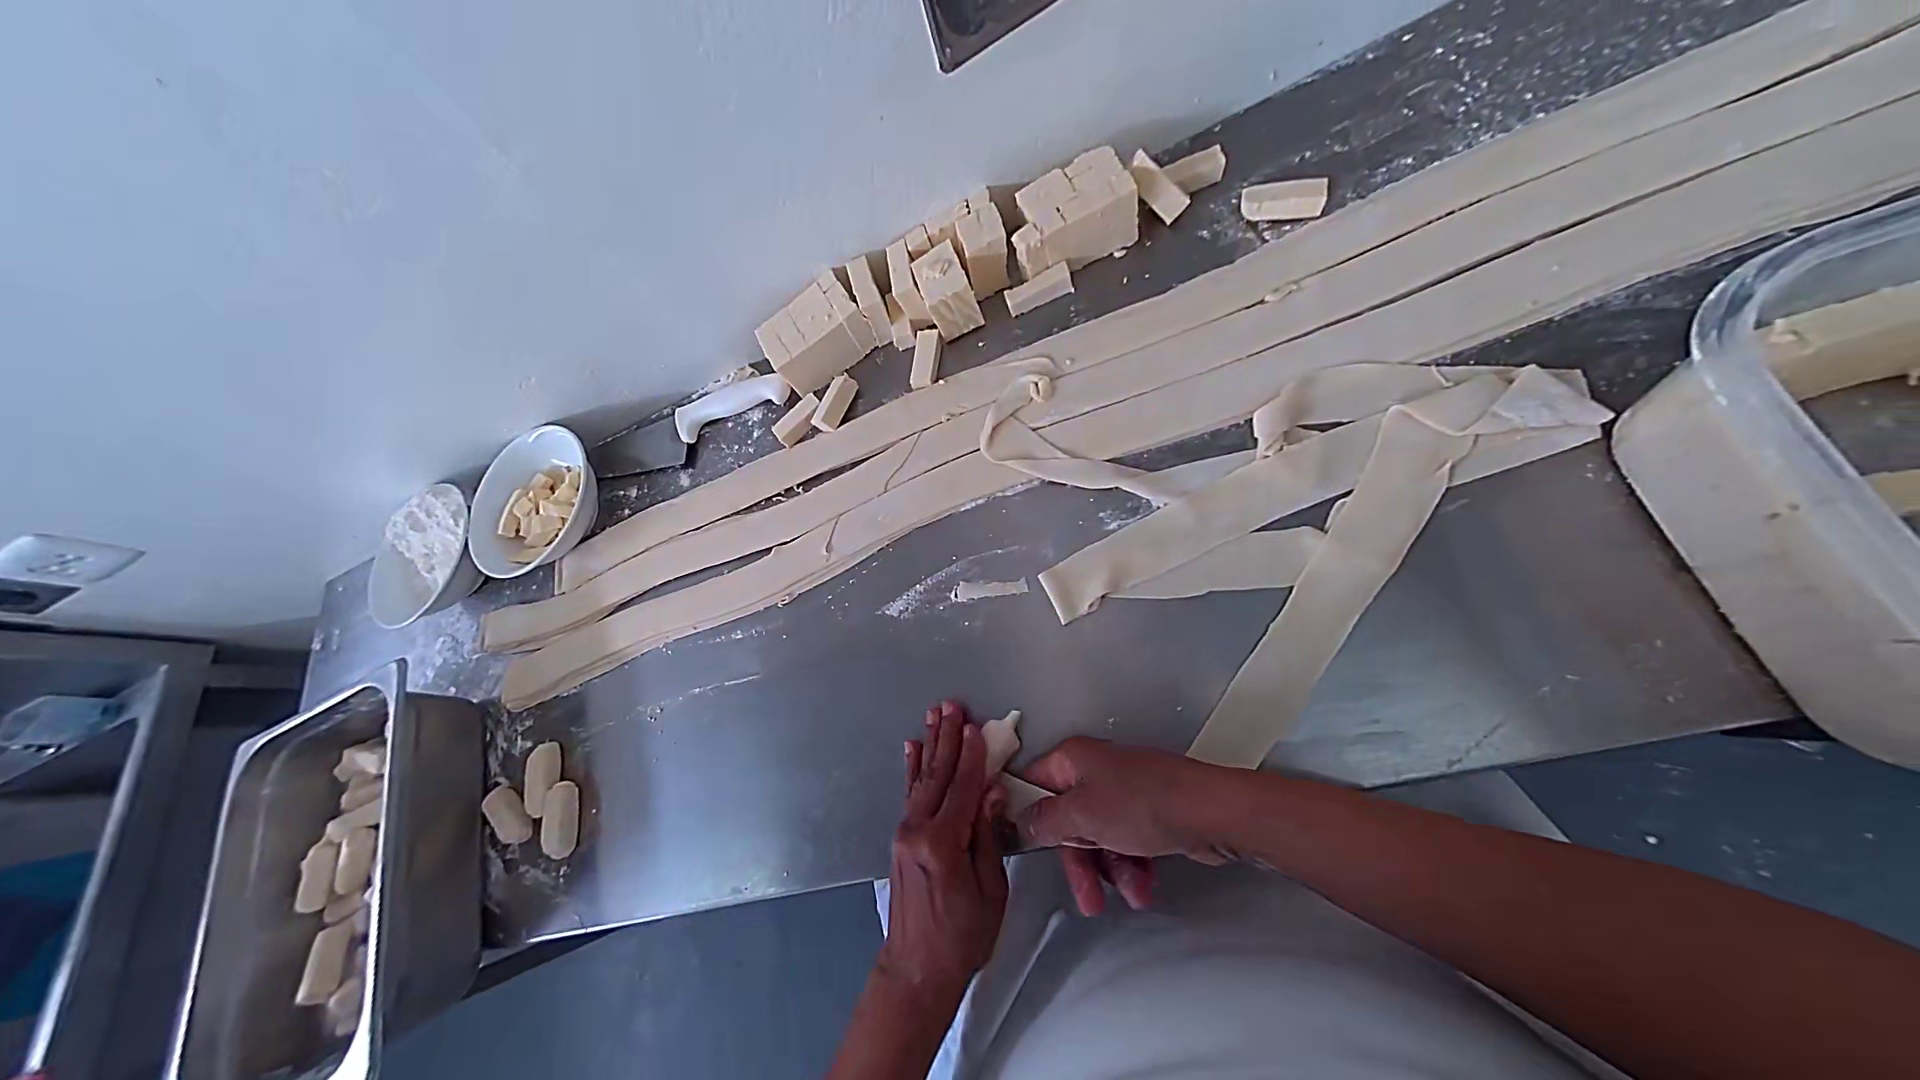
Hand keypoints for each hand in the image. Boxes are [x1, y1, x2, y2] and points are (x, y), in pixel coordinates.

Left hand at [877, 701, 1008, 999]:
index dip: (972, 756)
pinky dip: (913, 769)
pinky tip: (913, 749)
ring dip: (931, 745)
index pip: (962, 788)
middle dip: (947, 738)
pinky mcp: (901, 838)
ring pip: (922, 779)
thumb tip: (992, 791)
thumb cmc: (962, 937)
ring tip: (935, 715)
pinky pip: (910, 795)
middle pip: (938, 774)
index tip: (978, 727)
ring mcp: (905, 832)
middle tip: (952, 706)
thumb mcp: (990, 889)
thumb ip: (988, 836)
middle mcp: (917, 830)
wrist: (917, 969)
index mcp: (941, 844)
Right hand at [1017, 738, 1240, 916]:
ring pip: (1098, 836)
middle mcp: (1096, 769)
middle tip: (1086, 892)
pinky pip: (1126, 841)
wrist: (1211, 813)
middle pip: (1068, 819)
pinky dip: (1131, 864)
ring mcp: (1123, 789)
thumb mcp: (1081, 815)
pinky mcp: (1147, 810)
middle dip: (1079, 861)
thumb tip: (1022, 821)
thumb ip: (1045, 820)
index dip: (1027, 816)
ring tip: (1129, 889)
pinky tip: (1143, 883)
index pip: (1033, 784)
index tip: (1024, 844)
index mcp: (1073, 759)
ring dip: (1110, 870)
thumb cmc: (1149, 802)